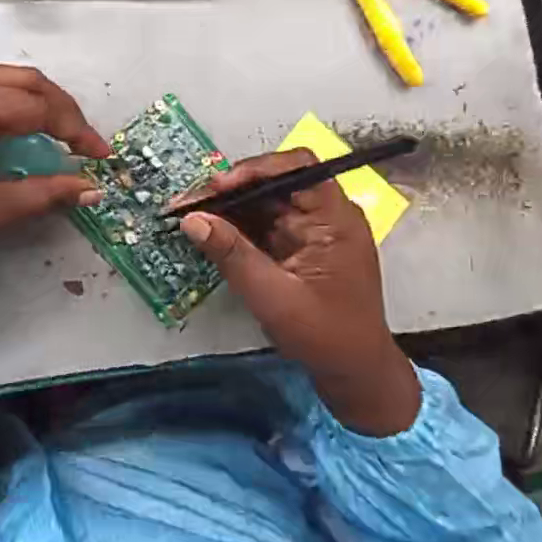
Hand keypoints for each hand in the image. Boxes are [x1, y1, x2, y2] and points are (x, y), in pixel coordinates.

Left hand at [0, 66, 111, 305]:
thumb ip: (45, 192)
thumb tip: (91, 188)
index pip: (39, 106)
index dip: (77, 132)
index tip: (101, 157)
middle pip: (22, 81)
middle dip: (59, 109)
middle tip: (83, 143)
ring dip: (31, 105)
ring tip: (55, 137)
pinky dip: (1, 108)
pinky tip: (11, 134)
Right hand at [175, 150, 420, 435]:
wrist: (353, 373)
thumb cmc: (325, 336)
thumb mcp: (273, 297)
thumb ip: (232, 255)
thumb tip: (191, 220)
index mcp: (334, 219)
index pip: (298, 168)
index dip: (255, 169)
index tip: (218, 187)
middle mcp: (324, 216)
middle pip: (273, 183)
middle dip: (229, 189)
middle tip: (189, 203)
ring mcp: (308, 231)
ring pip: (262, 202)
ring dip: (226, 207)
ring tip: (188, 214)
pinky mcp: (294, 246)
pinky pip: (260, 224)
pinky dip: (233, 225)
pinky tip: (206, 230)